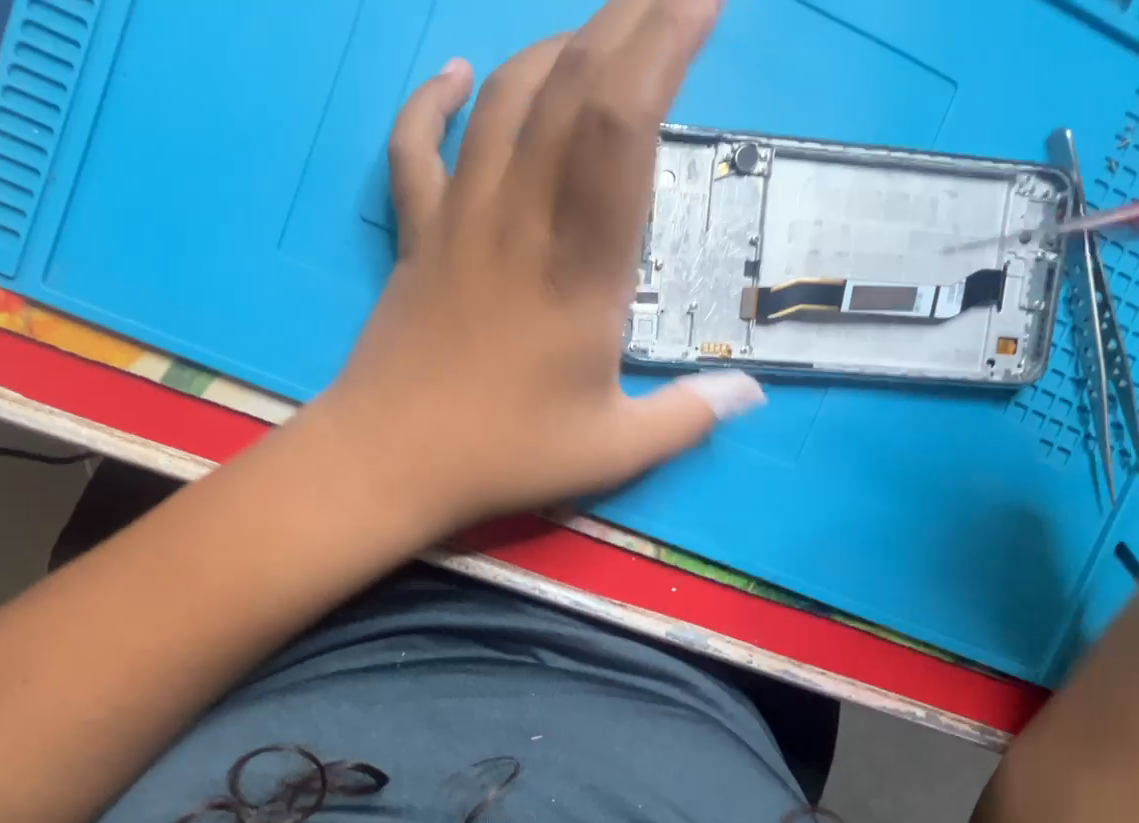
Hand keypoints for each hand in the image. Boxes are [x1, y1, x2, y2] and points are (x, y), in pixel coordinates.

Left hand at [295, 0, 761, 536]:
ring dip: (553, 49)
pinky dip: (430, 100)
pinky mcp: (415, 235)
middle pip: (569, 89)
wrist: (386, 462)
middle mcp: (520, 220)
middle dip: (628, 21)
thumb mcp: (612, 452)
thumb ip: (687, 417)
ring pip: (501, 100)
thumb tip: (751, 393)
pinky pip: (414, 146)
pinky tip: (453, 71)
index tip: (702, 3)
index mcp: (581, 268)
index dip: (664, 49)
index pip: (622, 128)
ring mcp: (459, 220)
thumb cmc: (501, 455)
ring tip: (597, 34)